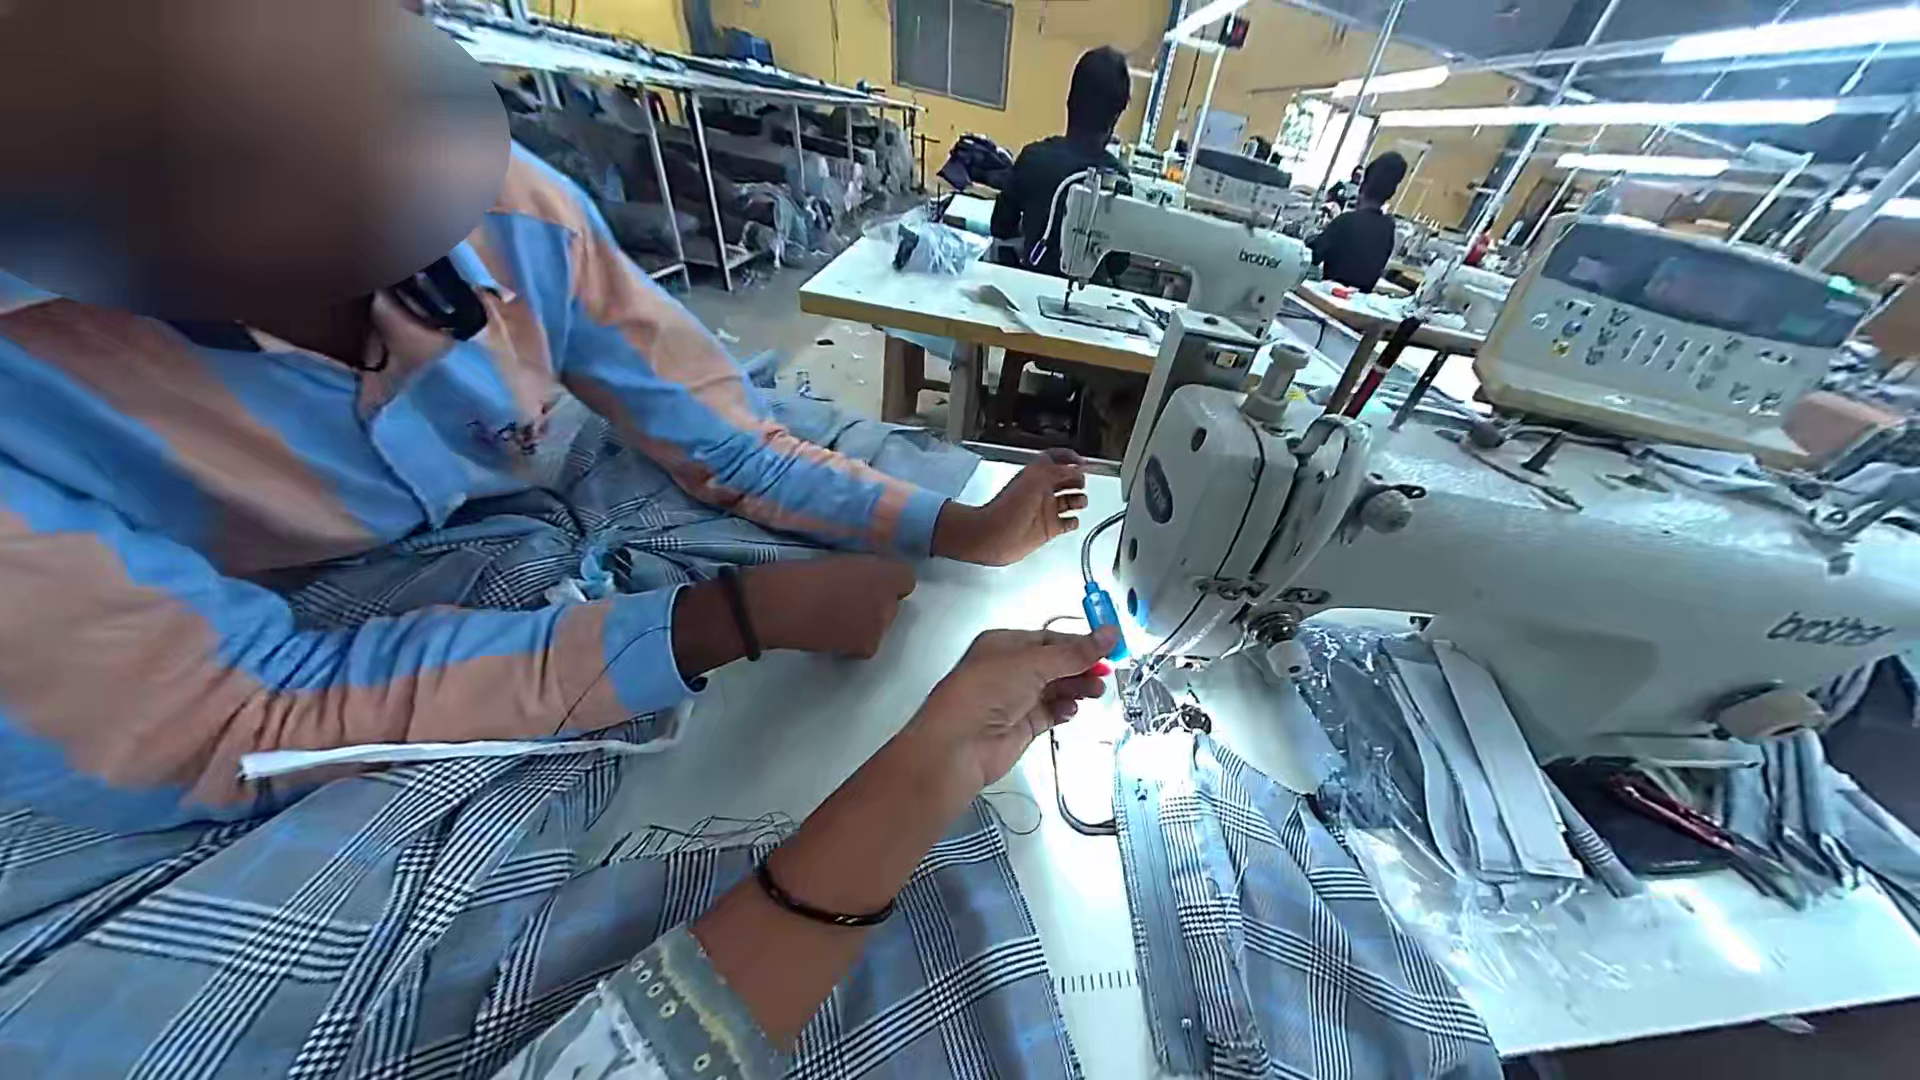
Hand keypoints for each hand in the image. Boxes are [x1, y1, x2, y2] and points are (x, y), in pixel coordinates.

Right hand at [744, 556, 915, 658]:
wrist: (781, 603)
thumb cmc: (799, 574)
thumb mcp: (837, 560)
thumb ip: (861, 570)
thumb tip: (864, 578)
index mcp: (882, 568)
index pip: (905, 578)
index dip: (888, 583)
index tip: (871, 584)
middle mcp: (890, 595)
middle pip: (893, 604)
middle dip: (875, 604)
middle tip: (846, 602)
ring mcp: (881, 622)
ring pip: (881, 626)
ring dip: (864, 625)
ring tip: (833, 620)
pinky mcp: (868, 645)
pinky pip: (867, 646)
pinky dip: (853, 645)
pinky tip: (830, 636)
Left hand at [895, 626, 1118, 796]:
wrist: (959, 745)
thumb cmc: (982, 693)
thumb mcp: (1033, 663)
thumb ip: (1074, 653)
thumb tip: (1107, 635)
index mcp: (1003, 644)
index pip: (1048, 639)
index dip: (1078, 643)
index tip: (1106, 647)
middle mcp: (1007, 669)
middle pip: (1054, 664)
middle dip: (1080, 667)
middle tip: (1105, 671)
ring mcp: (1013, 698)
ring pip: (1054, 688)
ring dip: (1076, 688)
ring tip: (1096, 691)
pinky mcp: (1020, 725)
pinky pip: (1049, 712)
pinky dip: (1064, 710)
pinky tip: (1073, 709)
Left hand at [933, 448, 1088, 565]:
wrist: (994, 535)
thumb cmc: (1008, 508)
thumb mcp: (1038, 479)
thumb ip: (1060, 471)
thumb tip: (1077, 470)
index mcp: (1036, 475)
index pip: (1056, 459)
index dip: (1070, 458)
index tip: (1083, 461)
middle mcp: (1041, 491)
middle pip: (1066, 480)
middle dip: (1078, 479)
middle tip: (1083, 482)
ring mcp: (1044, 510)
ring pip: (1069, 501)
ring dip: (1079, 500)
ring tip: (1081, 501)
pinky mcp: (1047, 529)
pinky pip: (1066, 523)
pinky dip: (1073, 521)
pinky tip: (1074, 520)